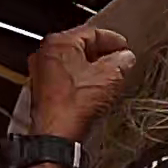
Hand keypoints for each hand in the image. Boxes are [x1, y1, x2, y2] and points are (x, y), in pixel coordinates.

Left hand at [27, 26, 134, 141]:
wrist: (57, 135)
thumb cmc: (75, 104)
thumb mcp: (109, 77)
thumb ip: (121, 61)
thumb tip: (126, 57)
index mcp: (59, 43)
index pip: (92, 32)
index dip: (113, 40)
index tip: (124, 47)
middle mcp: (46, 54)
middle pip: (80, 47)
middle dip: (102, 54)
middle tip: (119, 61)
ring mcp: (41, 74)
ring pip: (72, 64)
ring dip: (91, 69)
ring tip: (109, 77)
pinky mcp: (43, 93)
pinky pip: (66, 79)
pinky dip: (81, 81)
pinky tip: (93, 90)